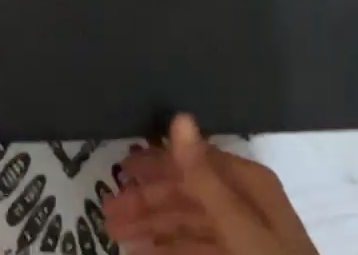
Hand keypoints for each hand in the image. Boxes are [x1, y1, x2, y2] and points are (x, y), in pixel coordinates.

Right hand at [103, 115, 318, 254]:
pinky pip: (197, 250)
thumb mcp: (238, 227)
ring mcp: (244, 238)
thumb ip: (203, 176)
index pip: (194, 161)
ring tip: (117, 237)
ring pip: (187, 224)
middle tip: (108, 213)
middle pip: (187, 194)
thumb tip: (178, 117)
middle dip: (146, 202)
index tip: (120, 172)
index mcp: (249, 185)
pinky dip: (169, 251)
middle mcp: (246, 204)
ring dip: (151, 227)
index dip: (156, 165)